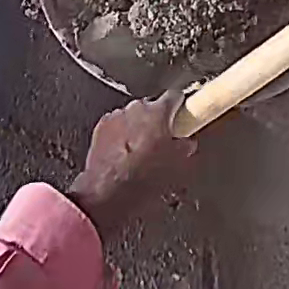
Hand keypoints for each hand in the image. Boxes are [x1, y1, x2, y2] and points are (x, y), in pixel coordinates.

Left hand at [66, 90, 197, 233]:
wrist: (108, 192)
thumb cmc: (142, 179)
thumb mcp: (176, 166)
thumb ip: (184, 147)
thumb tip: (186, 144)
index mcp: (158, 112)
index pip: (174, 96)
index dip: (178, 105)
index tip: (180, 113)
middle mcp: (137, 108)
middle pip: (151, 107)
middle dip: (156, 120)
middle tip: (159, 140)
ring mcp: (117, 115)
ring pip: (132, 116)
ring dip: (137, 127)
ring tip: (139, 151)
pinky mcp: (102, 126)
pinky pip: (116, 124)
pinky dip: (120, 134)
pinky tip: (123, 153)